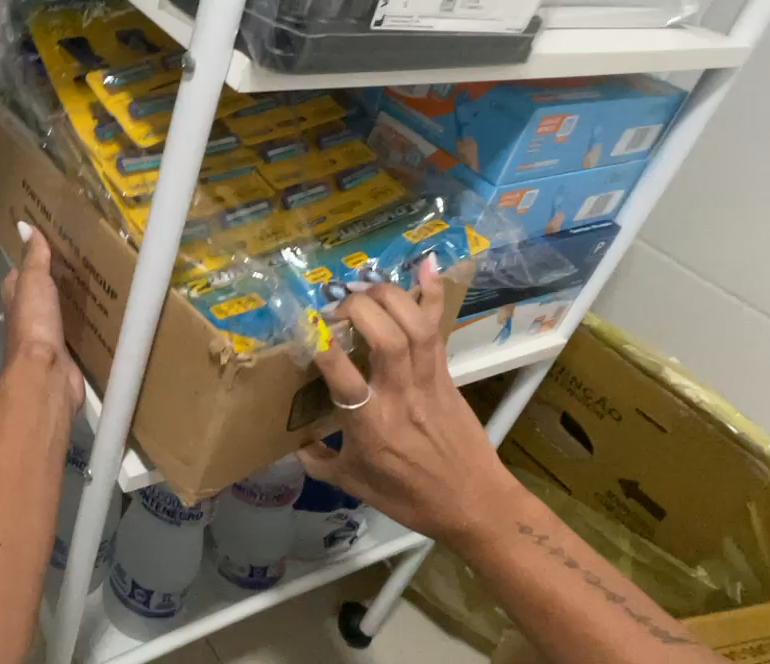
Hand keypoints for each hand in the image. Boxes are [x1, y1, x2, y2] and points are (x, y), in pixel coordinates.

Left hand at [2, 222, 84, 415]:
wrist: (46, 373)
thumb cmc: (34, 322)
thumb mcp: (33, 281)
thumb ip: (33, 256)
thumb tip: (23, 225)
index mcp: (15, 298)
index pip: (19, 274)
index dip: (31, 260)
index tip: (51, 245)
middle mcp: (27, 317)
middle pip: (39, 294)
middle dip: (55, 282)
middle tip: (81, 263)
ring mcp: (45, 336)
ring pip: (58, 313)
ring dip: (70, 303)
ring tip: (95, 284)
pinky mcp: (64, 353)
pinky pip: (75, 333)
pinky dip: (84, 325)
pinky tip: (100, 316)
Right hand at [297, 267, 523, 547]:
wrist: (477, 505)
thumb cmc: (412, 497)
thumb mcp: (355, 485)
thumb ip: (319, 461)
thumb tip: (293, 444)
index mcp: (371, 424)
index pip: (341, 375)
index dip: (319, 344)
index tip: (301, 326)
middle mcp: (399, 394)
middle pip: (385, 338)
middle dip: (356, 310)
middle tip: (335, 306)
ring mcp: (427, 379)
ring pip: (413, 325)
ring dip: (386, 297)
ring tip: (362, 288)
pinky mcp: (446, 371)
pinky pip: (438, 327)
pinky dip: (432, 292)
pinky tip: (426, 263)